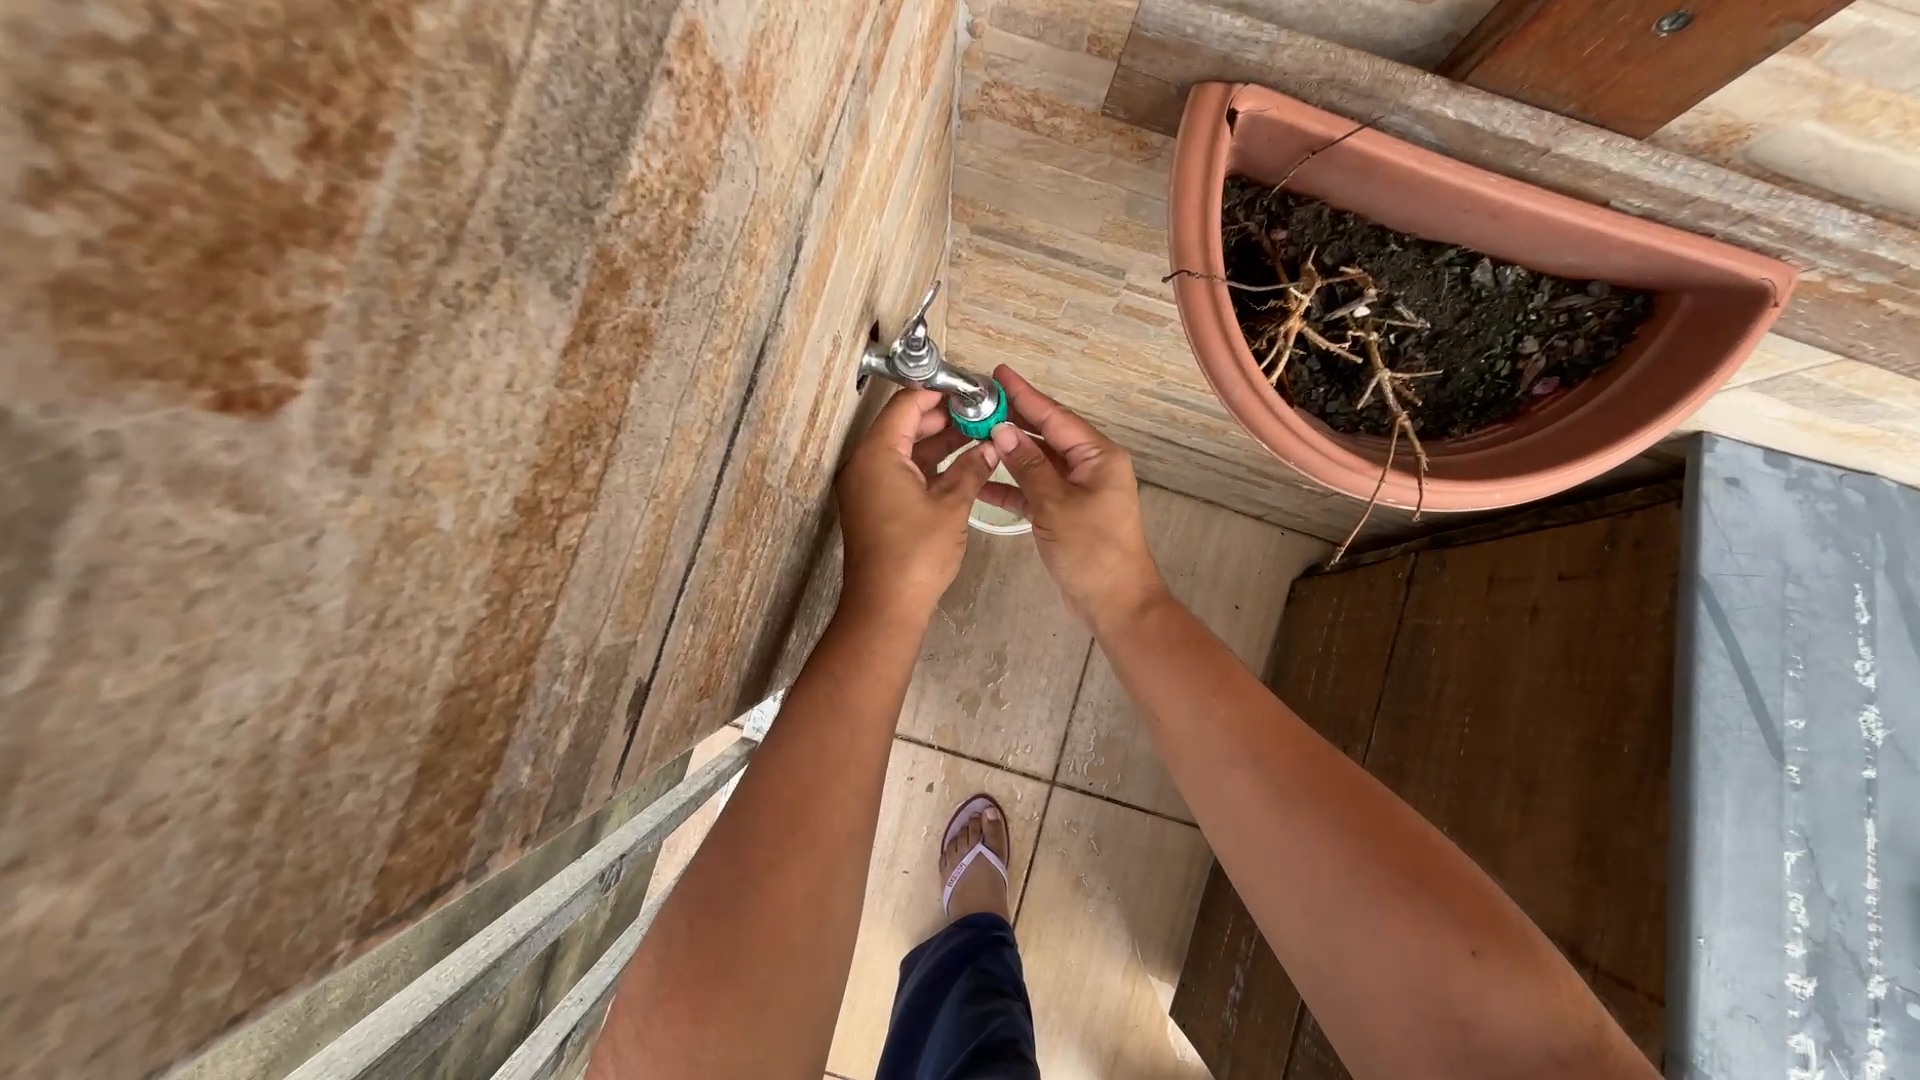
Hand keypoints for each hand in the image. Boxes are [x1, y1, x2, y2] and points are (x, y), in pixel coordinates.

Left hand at [836, 388, 998, 619]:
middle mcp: (865, 465)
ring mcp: (867, 487)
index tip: (967, 390)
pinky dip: (929, 467)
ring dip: (939, 443)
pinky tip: (961, 466)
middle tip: (979, 413)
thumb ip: (972, 469)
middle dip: (943, 419)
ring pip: (904, 451)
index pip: (906, 405)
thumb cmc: (914, 556)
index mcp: (877, 454)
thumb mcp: (952, 506)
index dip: (938, 394)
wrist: (885, 606)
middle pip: (904, 426)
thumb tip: (990, 448)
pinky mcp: (874, 506)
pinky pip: (901, 473)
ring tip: (978, 435)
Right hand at [977, 366, 1167, 631]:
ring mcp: (1078, 492)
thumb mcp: (1055, 504)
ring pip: (1037, 464)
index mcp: (1099, 456)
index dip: (1025, 395)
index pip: (1055, 417)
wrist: (1115, 603)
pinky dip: (1011, 489)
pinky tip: (981, 484)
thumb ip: (1028, 466)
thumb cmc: (1093, 552)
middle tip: (976, 404)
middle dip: (1012, 422)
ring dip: (1007, 455)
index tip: (999, 375)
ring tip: (971, 438)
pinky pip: (1034, 492)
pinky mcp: (1065, 515)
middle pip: (1046, 437)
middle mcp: (1090, 467)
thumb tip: (1002, 430)